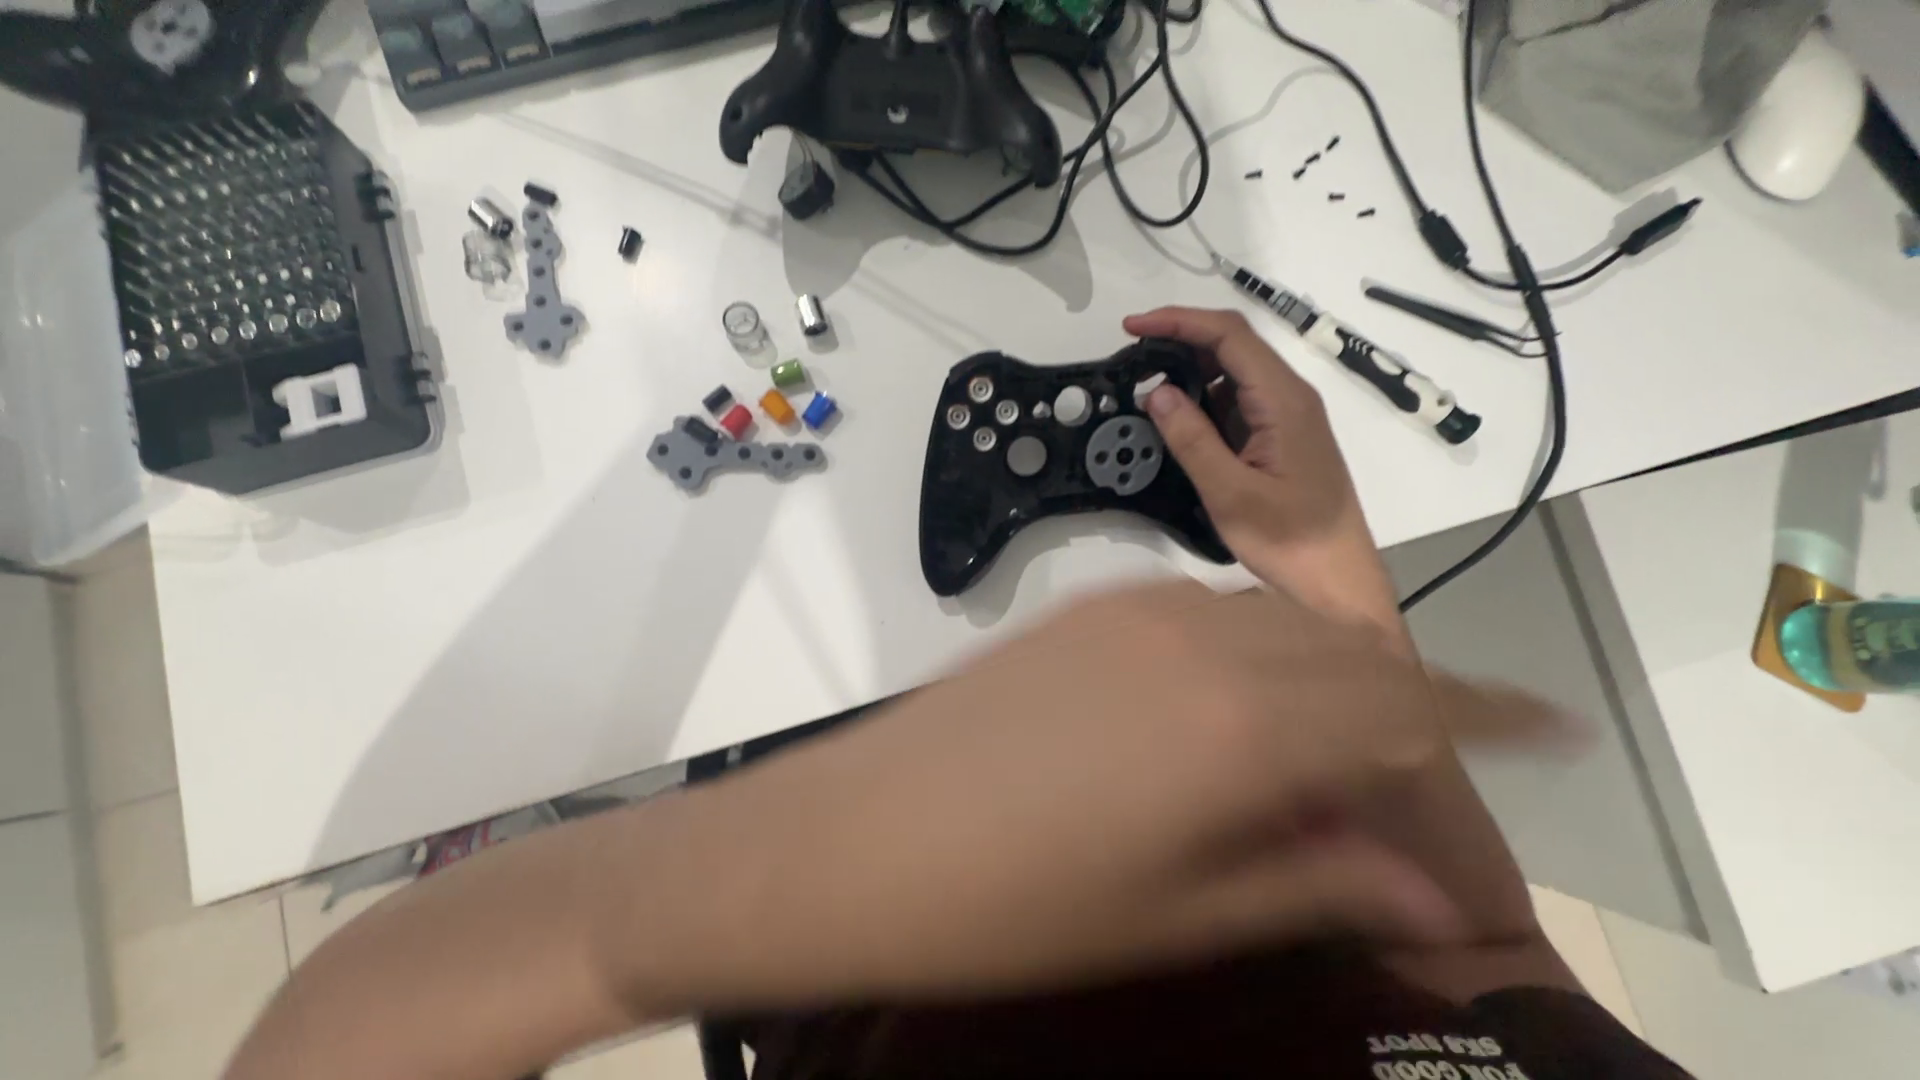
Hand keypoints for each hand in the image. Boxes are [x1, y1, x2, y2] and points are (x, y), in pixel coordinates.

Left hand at [611, 583, 1552, 1010]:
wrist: (859, 836)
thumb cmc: (1019, 905)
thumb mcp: (1182, 913)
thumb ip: (1319, 877)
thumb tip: (1440, 895)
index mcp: (1245, 721)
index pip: (1409, 705)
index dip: (1489, 716)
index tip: (1547, 726)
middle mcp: (1204, 636)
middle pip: (1346, 653)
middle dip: (1403, 700)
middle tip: (1423, 763)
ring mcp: (1136, 609)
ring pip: (1276, 623)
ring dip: (1322, 671)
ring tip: (1328, 737)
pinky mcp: (1085, 606)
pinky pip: (1204, 610)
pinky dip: (1247, 648)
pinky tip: (1230, 702)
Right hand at [1125, 307, 1405, 649]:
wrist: (1337, 579)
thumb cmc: (1289, 540)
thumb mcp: (1230, 492)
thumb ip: (1192, 438)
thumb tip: (1156, 391)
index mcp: (1283, 400)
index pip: (1229, 335)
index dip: (1178, 321)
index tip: (1132, 327)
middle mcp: (1289, 397)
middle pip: (1233, 345)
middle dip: (1179, 341)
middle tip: (1130, 358)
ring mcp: (1287, 417)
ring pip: (1234, 373)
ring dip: (1189, 372)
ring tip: (1144, 389)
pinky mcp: (1281, 437)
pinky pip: (1238, 402)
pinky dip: (1203, 401)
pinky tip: (1176, 420)